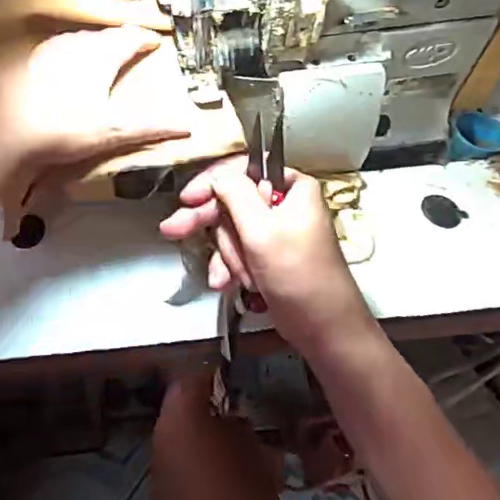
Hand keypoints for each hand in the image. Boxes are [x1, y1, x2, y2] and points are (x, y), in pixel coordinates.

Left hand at [0, 29, 189, 236]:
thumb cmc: (63, 127)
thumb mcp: (112, 131)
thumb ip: (151, 127)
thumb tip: (188, 124)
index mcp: (102, 53)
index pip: (132, 37)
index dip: (147, 40)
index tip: (157, 44)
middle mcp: (76, 43)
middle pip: (106, 36)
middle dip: (122, 42)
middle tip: (134, 50)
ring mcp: (48, 49)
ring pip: (80, 41)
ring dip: (96, 47)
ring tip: (104, 58)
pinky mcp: (27, 62)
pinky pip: (59, 51)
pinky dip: (72, 56)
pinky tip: (66, 72)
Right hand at [157, 158, 378, 358]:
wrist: (325, 329)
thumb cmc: (299, 275)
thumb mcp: (262, 230)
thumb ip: (236, 196)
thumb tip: (219, 176)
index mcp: (291, 187)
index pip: (244, 169)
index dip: (212, 182)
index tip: (187, 198)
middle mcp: (284, 204)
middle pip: (232, 201)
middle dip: (209, 223)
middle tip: (175, 229)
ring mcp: (275, 231)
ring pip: (231, 230)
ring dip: (228, 254)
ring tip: (235, 276)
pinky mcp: (268, 256)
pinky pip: (238, 252)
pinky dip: (231, 267)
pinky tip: (226, 283)